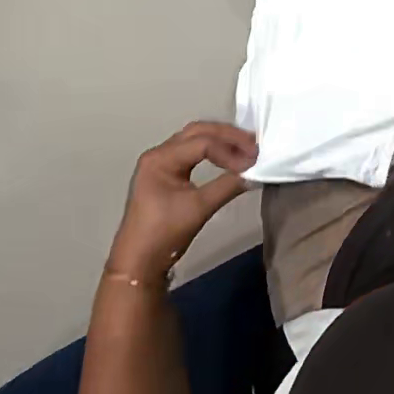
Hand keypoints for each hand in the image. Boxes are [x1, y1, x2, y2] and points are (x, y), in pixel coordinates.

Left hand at [108, 122, 258, 280]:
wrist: (139, 261)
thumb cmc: (164, 233)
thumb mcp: (199, 208)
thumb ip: (227, 187)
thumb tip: (254, 173)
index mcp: (160, 158)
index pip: (202, 143)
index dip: (230, 151)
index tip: (253, 163)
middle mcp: (159, 154)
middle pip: (197, 132)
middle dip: (227, 136)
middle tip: (254, 145)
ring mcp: (161, 163)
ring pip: (194, 140)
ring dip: (220, 141)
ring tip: (245, 148)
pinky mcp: (166, 175)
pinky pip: (191, 153)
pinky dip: (212, 152)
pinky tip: (228, 158)